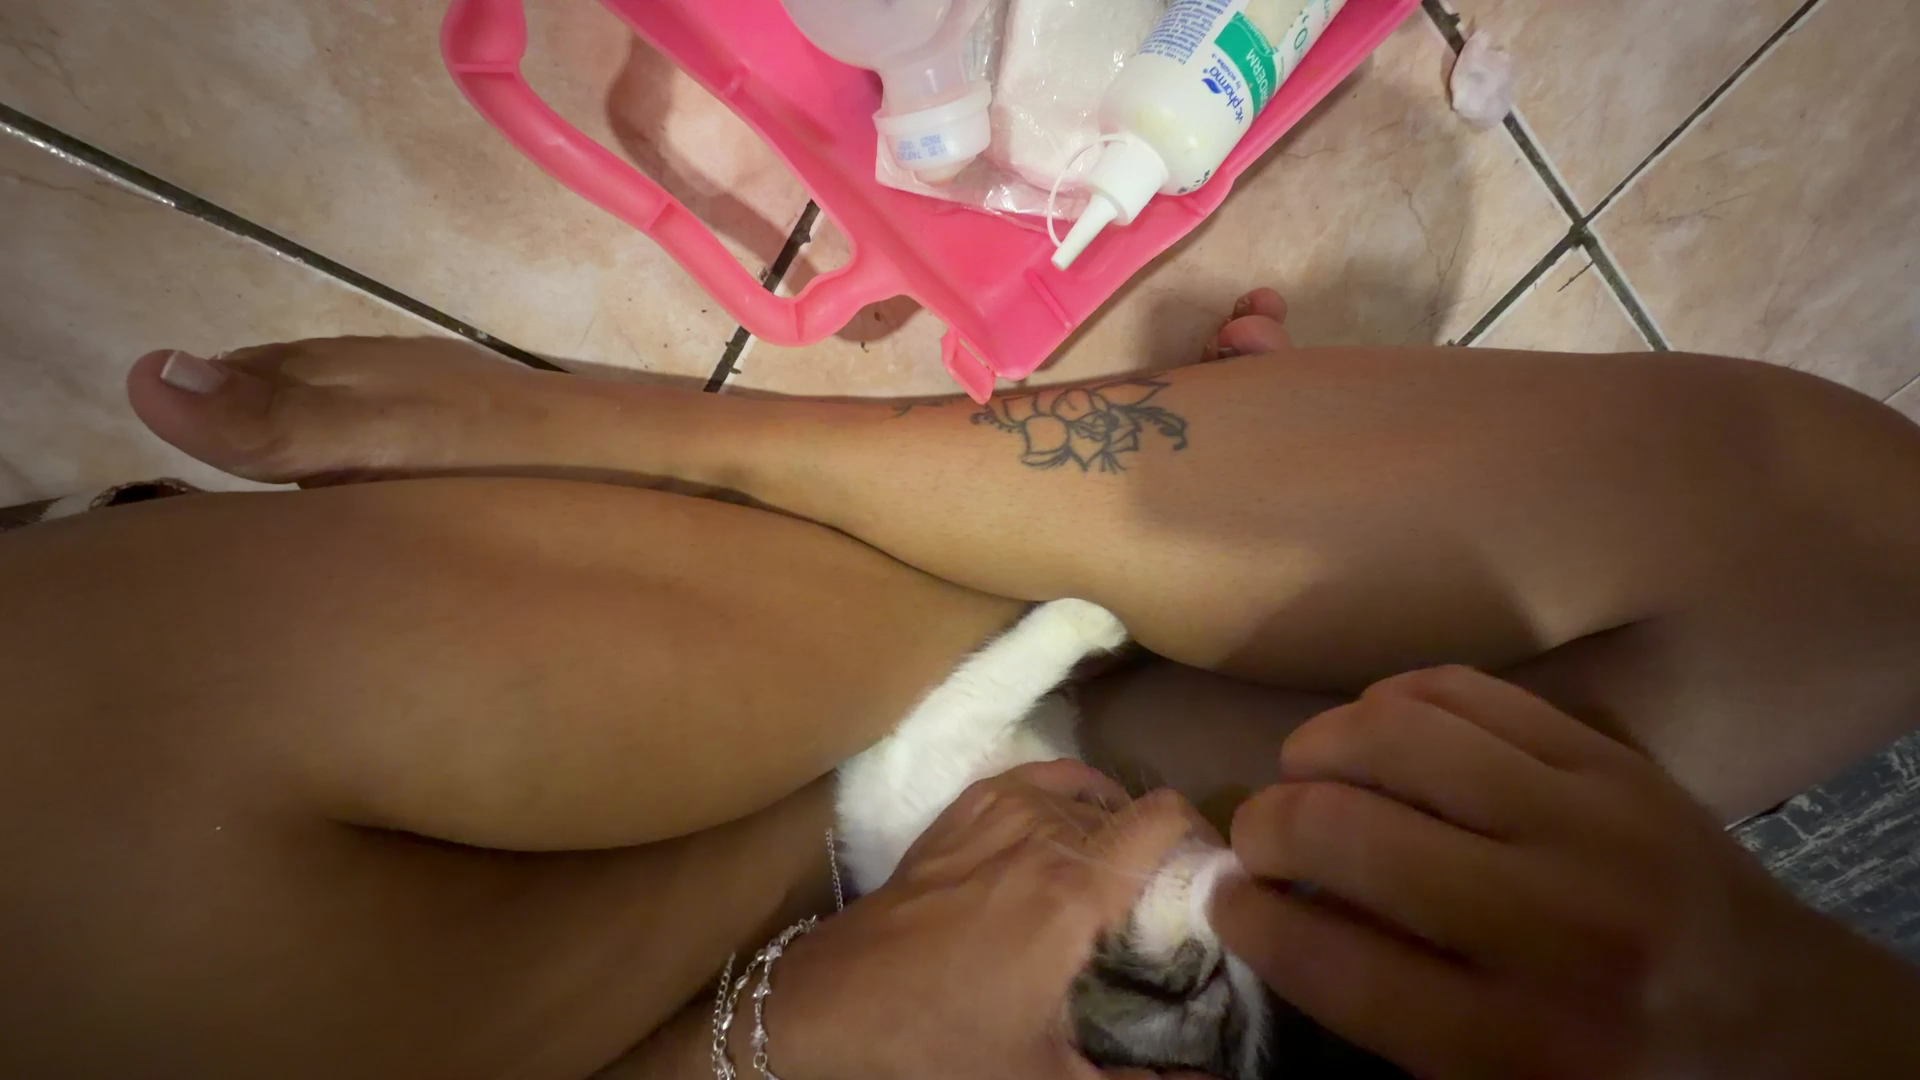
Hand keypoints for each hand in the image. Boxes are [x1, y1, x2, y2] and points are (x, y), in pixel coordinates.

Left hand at [761, 760, 1210, 1079]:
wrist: (843, 999)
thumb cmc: (944, 1039)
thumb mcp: (1048, 1078)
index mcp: (1074, 886)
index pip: (1163, 817)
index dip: (1200, 836)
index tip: (1209, 876)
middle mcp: (1043, 828)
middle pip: (1127, 810)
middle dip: (1153, 848)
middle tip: (1154, 901)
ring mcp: (998, 806)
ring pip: (1084, 791)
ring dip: (1109, 825)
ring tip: (1109, 872)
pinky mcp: (965, 804)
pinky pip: (1037, 776)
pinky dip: (1065, 795)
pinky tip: (1061, 827)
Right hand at [1210, 666, 1919, 1078]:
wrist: (1806, 1034)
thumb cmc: (1619, 1070)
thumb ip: (1376, 995)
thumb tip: (1264, 899)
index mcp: (1524, 1044)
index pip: (1330, 961)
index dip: (1248, 917)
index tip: (1226, 896)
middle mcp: (1556, 927)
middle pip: (1345, 832)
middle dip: (1266, 825)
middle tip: (1260, 835)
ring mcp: (1590, 822)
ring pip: (1392, 736)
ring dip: (1314, 747)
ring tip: (1307, 771)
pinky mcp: (1609, 757)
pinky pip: (1457, 689)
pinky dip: (1386, 700)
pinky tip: (1377, 729)